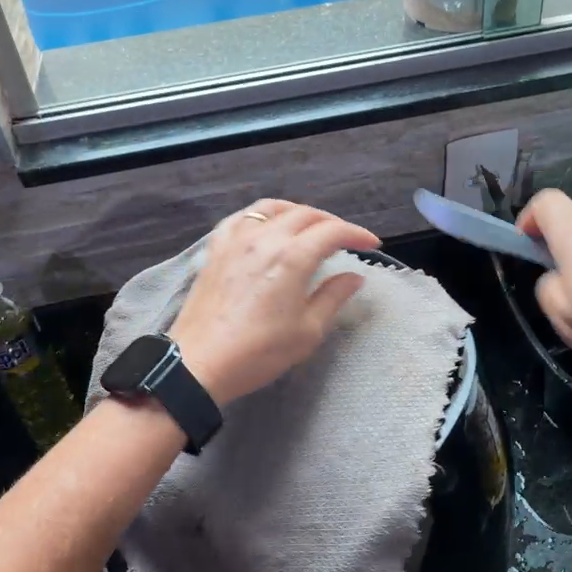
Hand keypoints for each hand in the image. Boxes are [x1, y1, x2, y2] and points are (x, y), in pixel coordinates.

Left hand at [169, 200, 380, 405]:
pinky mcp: (216, 249)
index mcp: (293, 257)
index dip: (356, 235)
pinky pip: (241, 218)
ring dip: (297, 212)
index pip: (332, 232)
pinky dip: (262, 215)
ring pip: (272, 208)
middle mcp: (265, 238)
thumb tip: (354, 277)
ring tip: (310, 226)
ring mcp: (236, 240)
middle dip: (331, 222)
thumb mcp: (307, 331)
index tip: (371, 243)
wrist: (200, 363)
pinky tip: (266, 226)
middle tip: (345, 239)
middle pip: (305, 214)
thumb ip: (333, 297)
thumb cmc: (259, 352)